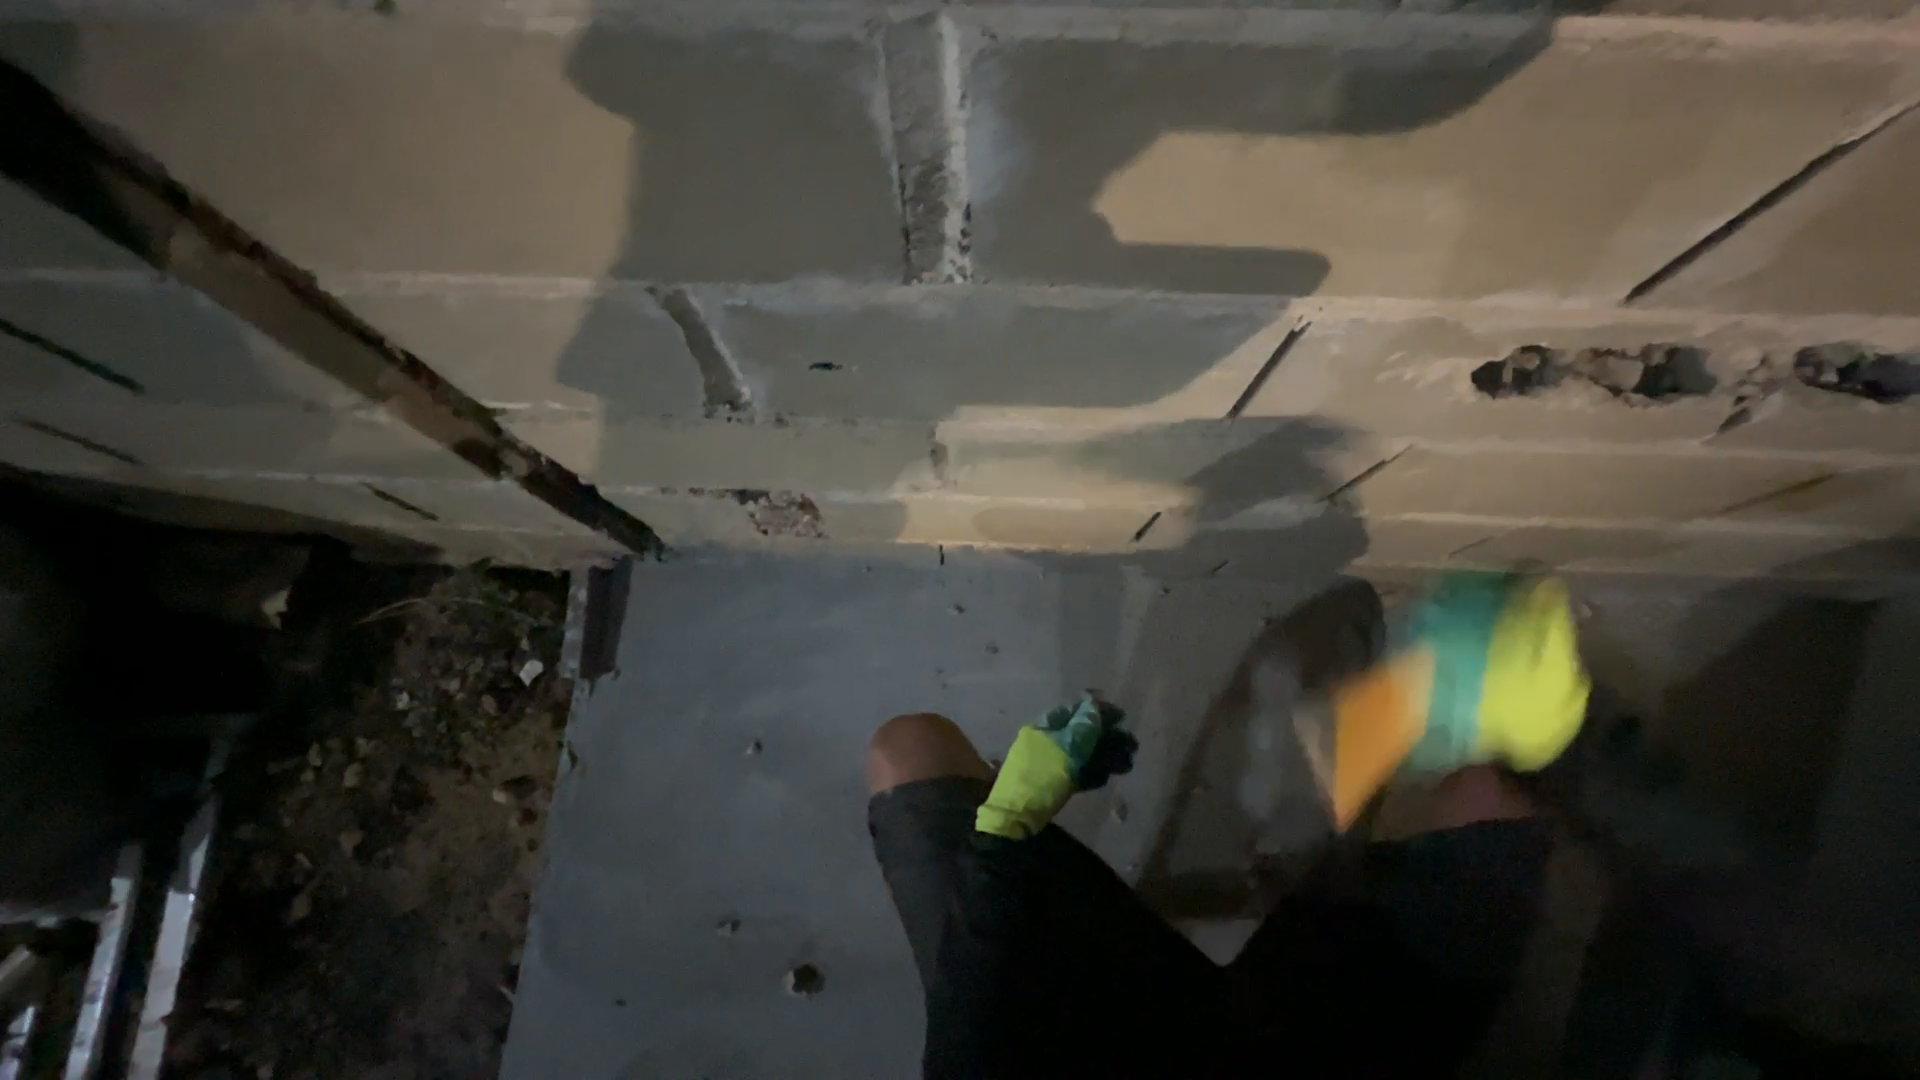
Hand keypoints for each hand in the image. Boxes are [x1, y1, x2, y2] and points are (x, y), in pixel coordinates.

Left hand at [974, 695, 1136, 839]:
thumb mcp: (1066, 747)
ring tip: (1126, 764)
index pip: (1075, 710)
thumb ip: (1084, 725)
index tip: (1121, 717)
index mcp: (1045, 725)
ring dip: (1105, 756)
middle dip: (1107, 738)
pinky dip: (1092, 772)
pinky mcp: (1054, 783)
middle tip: (1131, 746)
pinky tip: (1106, 777)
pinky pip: (1077, 772)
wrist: (1017, 816)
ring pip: (1082, 754)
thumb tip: (1095, 703)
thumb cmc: (1042, 776)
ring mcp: (1050, 762)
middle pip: (1082, 733)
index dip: (1098, 711)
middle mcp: (1047, 740)